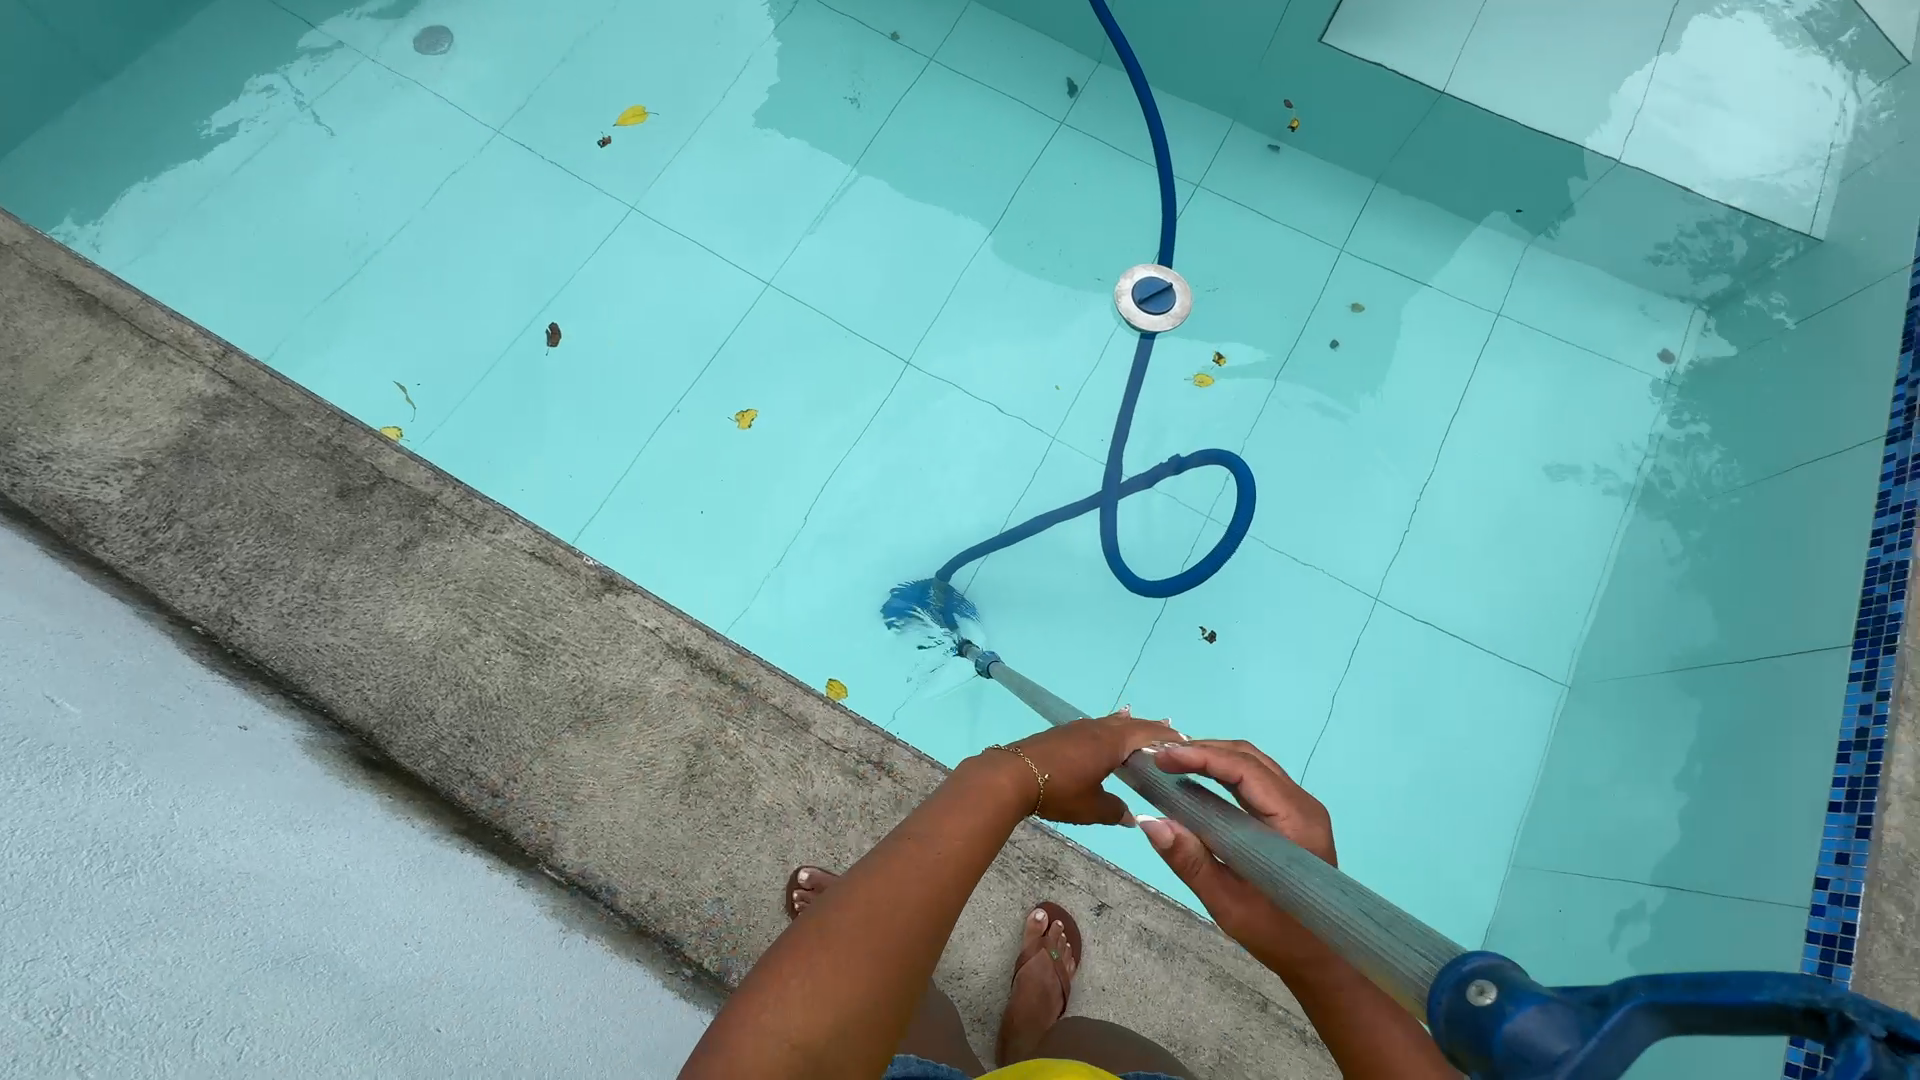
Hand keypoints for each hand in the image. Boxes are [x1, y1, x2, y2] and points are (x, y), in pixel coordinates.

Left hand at [1000, 709, 1181, 825]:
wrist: (1011, 775)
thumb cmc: (1058, 790)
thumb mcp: (1091, 808)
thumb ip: (1114, 810)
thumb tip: (1130, 817)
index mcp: (1111, 743)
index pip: (1146, 734)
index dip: (1165, 736)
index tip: (1184, 740)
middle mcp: (1097, 729)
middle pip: (1130, 725)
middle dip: (1150, 728)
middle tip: (1170, 731)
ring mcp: (1077, 729)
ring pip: (1110, 723)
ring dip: (1127, 726)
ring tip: (1140, 725)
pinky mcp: (1061, 734)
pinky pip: (1094, 726)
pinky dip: (1108, 728)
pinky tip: (1103, 731)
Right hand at [1136, 740, 1336, 966]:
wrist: (1322, 960)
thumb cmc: (1278, 936)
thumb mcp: (1228, 904)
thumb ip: (1191, 862)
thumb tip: (1150, 821)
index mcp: (1295, 823)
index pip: (1245, 770)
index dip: (1201, 757)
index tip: (1161, 758)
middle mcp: (1302, 805)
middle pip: (1248, 758)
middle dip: (1202, 751)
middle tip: (1159, 758)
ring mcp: (1299, 808)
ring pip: (1251, 764)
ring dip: (1211, 758)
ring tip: (1170, 764)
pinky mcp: (1291, 815)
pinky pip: (1254, 779)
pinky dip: (1221, 772)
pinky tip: (1194, 779)